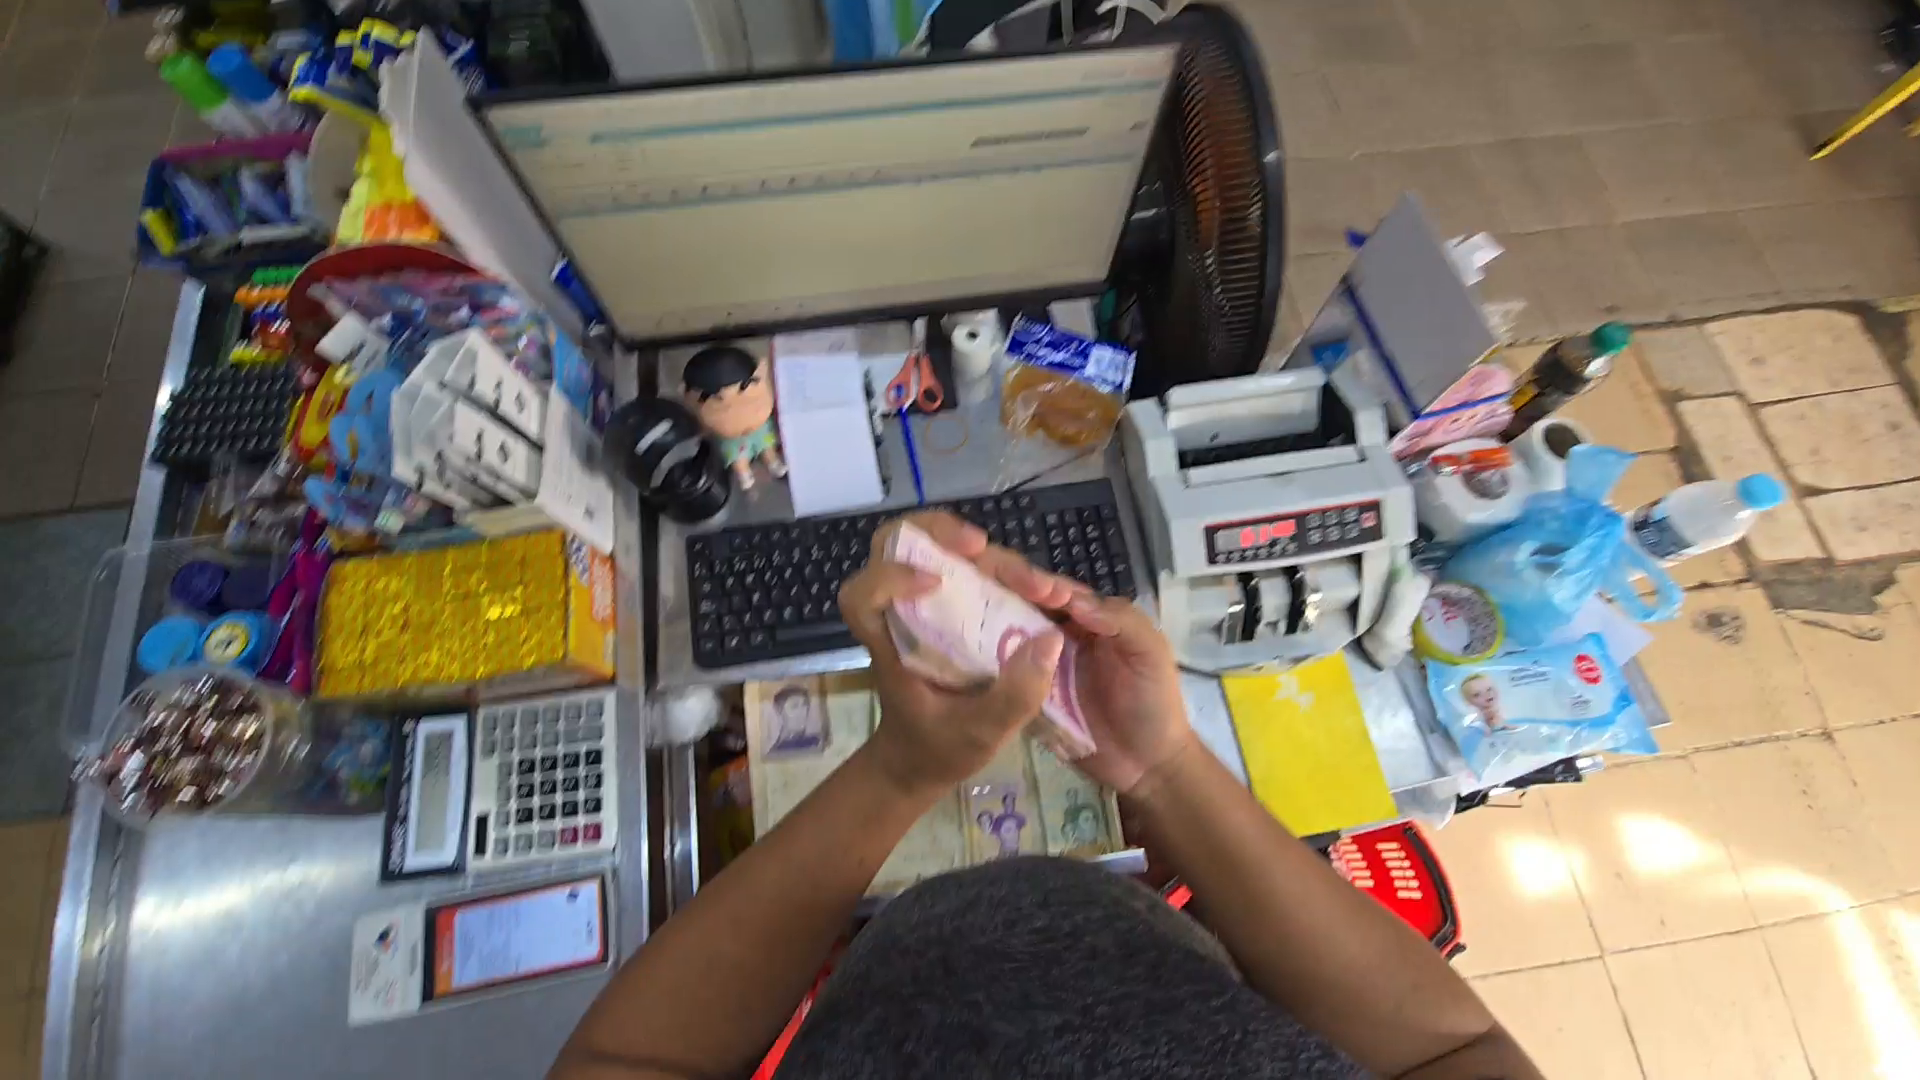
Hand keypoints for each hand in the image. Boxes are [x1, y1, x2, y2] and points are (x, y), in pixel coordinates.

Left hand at [838, 517, 1063, 795]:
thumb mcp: (979, 734)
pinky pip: (967, 568)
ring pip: (939, 550)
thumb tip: (1049, 640)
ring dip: (988, 555)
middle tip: (981, 547)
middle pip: (894, 545)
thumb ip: (1012, 696)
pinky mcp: (951, 606)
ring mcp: (925, 604)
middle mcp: (901, 613)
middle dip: (937, 532)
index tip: (935, 584)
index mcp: (889, 644)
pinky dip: (1001, 569)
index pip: (861, 596)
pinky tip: (1036, 587)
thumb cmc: (938, 747)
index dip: (889, 577)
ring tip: (1036, 584)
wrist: (922, 760)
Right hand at [883, 512, 1194, 795]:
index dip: (1036, 582)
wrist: (1148, 767)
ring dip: (984, 624)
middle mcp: (1058, 636)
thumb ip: (1120, 621)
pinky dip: (982, 665)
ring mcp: (1039, 668)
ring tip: (952, 612)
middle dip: (1000, 593)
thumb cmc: (1154, 702)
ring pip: (1007, 637)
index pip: (1056, 591)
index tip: (1015, 580)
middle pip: (1024, 607)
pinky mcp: (1026, 698)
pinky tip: (956, 655)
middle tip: (971, 585)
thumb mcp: (1150, 653)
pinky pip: (1004, 676)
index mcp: (1088, 618)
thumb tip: (1074, 601)